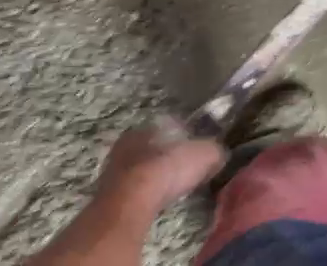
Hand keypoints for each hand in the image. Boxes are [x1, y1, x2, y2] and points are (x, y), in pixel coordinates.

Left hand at [95, 116, 226, 214]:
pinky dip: (142, 194)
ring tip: (169, 189)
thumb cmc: (168, 169)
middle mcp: (130, 139)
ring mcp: (113, 167)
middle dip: (167, 156)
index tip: (197, 151)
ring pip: (140, 167)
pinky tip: (153, 202)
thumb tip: (220, 153)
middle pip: (153, 146)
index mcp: (152, 123)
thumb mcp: (205, 155)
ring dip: (152, 176)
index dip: (187, 137)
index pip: (172, 125)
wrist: (130, 203)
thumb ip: (215, 150)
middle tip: (183, 170)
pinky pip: (130, 189)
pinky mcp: (105, 192)